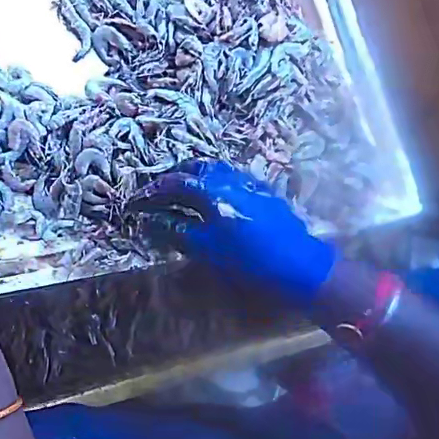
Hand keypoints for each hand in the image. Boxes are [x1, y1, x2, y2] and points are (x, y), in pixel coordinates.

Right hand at [130, 159, 334, 302]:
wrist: (302, 268)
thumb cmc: (250, 262)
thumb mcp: (207, 250)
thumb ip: (178, 231)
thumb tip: (152, 222)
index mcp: (212, 193)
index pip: (173, 185)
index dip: (151, 194)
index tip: (136, 204)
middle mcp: (229, 181)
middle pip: (192, 170)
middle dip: (169, 180)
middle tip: (153, 193)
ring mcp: (248, 184)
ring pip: (211, 170)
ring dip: (190, 177)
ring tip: (177, 192)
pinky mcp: (261, 192)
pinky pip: (227, 177)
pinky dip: (209, 181)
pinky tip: (206, 198)